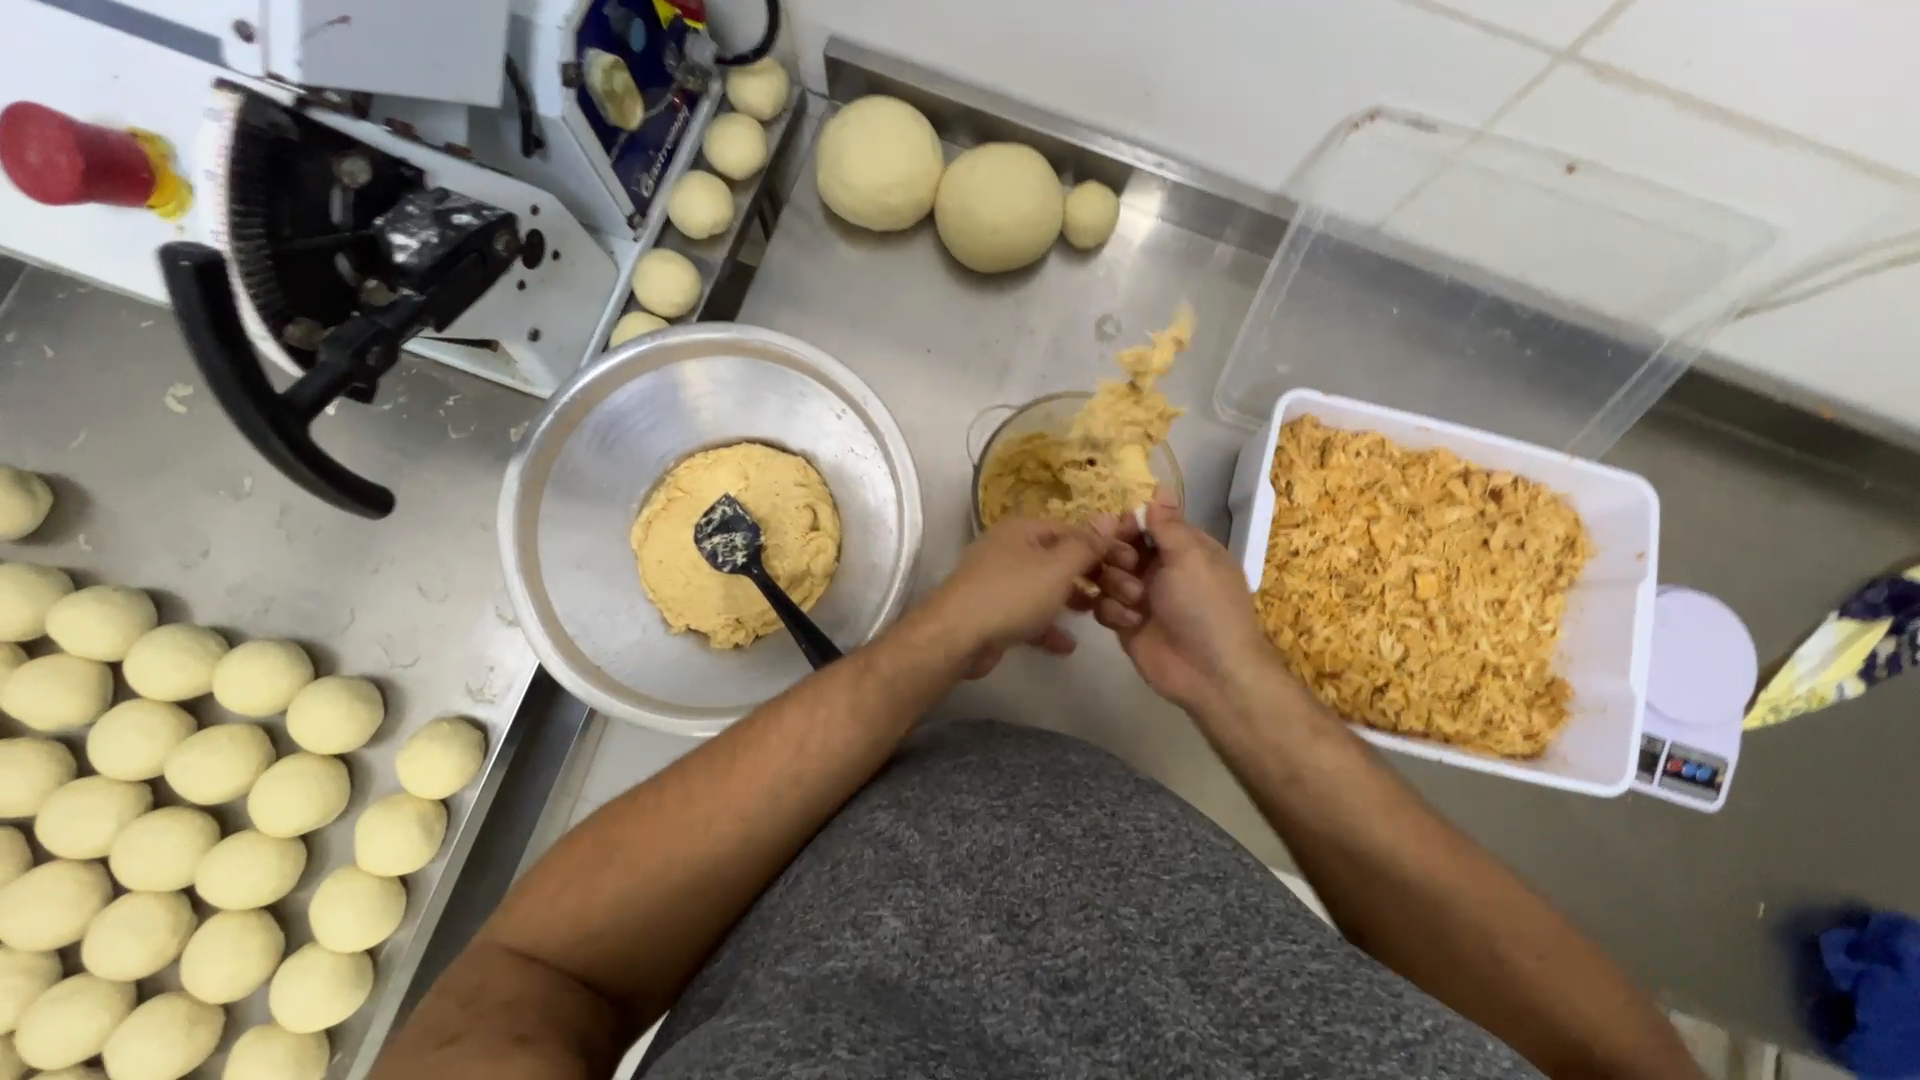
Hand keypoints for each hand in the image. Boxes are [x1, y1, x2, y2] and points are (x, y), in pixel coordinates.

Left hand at [917, 515, 1122, 677]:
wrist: (957, 636)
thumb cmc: (1012, 594)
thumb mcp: (1057, 566)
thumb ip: (1086, 544)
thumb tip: (1108, 516)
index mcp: (1022, 530)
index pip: (1071, 530)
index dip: (1102, 546)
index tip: (1130, 566)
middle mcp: (1008, 549)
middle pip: (1058, 559)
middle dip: (1089, 576)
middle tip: (1119, 594)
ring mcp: (998, 582)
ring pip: (1044, 588)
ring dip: (1071, 601)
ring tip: (1098, 616)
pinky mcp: (993, 613)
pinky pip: (1028, 615)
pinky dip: (1048, 627)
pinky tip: (1068, 645)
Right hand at [1090, 491, 1280, 717]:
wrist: (1210, 671)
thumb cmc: (1205, 606)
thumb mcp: (1191, 557)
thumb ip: (1167, 524)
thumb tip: (1161, 486)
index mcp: (1183, 548)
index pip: (1145, 523)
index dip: (1128, 524)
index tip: (1121, 531)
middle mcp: (1161, 569)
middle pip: (1119, 547)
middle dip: (1117, 555)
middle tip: (1130, 568)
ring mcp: (1142, 597)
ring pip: (1105, 575)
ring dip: (1115, 585)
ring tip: (1134, 601)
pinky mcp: (1126, 623)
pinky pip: (1102, 605)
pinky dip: (1113, 611)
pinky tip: (1131, 622)